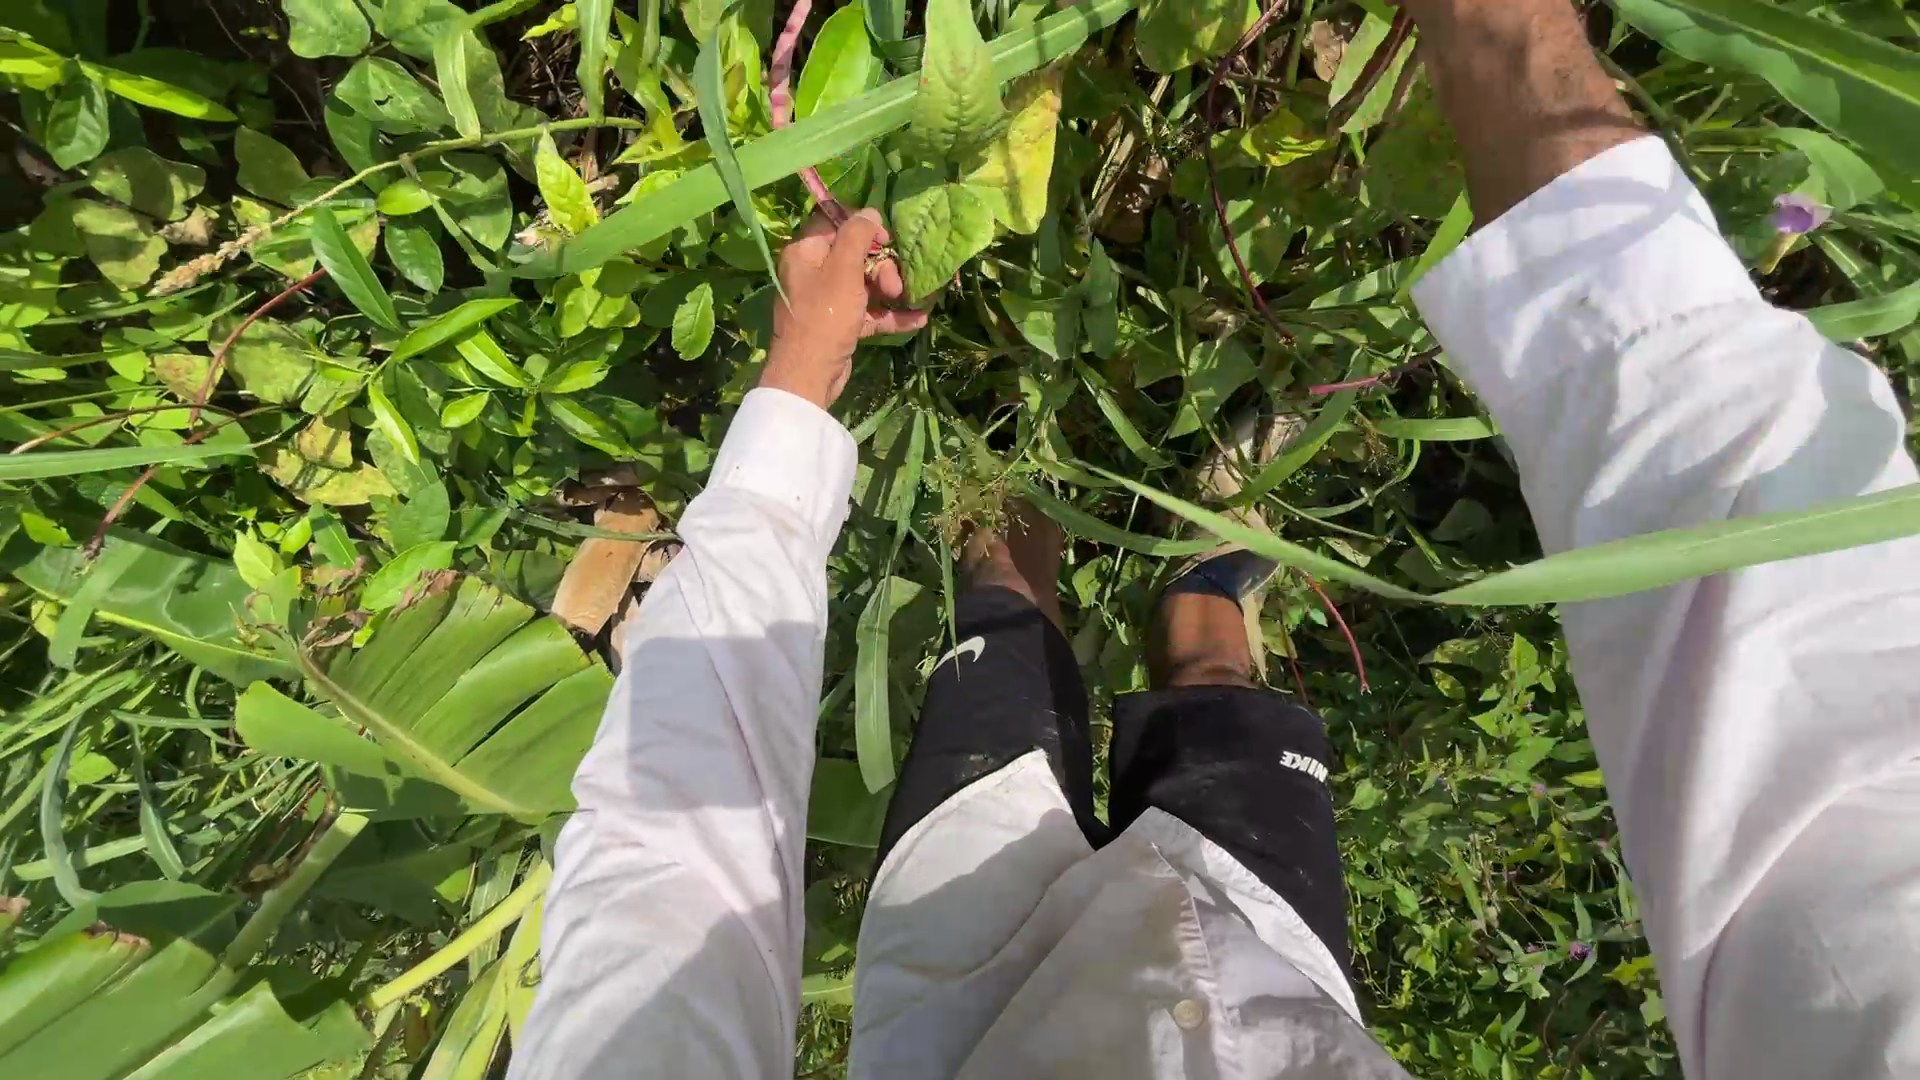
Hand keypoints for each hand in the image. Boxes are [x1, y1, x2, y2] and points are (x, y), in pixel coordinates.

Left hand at [760, 208, 927, 409]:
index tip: (886, 238)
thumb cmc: (825, 317)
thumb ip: (857, 235)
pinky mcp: (842, 324)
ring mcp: (829, 300)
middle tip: (895, 284)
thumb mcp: (843, 270)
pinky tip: (917, 319)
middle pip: (856, 255)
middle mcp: (815, 272)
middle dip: (883, 266)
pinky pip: (869, 312)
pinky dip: (890, 315)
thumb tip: (870, 212)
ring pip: (866, 284)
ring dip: (891, 290)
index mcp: (806, 251)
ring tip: (909, 301)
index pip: (835, 221)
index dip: (863, 226)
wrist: (810, 375)